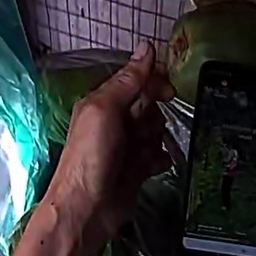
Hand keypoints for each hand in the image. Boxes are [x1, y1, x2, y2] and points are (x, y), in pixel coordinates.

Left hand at [43, 42, 172, 241]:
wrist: (87, 208)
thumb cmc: (90, 157)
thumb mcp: (105, 110)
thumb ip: (128, 81)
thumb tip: (148, 47)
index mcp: (103, 103)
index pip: (136, 82)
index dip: (154, 83)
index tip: (169, 92)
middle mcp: (115, 123)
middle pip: (150, 108)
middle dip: (152, 118)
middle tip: (140, 134)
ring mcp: (127, 147)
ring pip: (156, 132)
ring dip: (155, 141)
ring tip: (140, 156)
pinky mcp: (137, 170)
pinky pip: (158, 156)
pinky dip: (159, 160)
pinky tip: (151, 167)